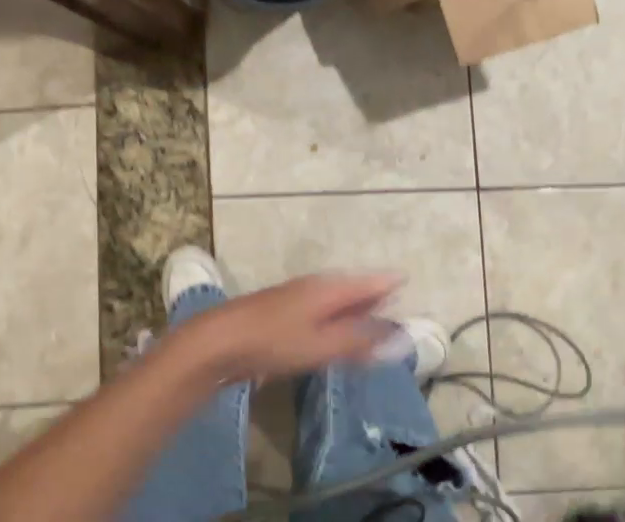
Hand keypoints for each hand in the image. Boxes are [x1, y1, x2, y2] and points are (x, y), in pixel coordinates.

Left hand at [171, 273, 404, 382]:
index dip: (386, 282)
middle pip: (349, 287)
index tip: (405, 279)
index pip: (365, 281)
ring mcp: (293, 298)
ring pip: (331, 298)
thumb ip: (359, 341)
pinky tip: (331, 329)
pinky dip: (333, 315)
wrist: (218, 342)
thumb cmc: (273, 341)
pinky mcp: (278, 314)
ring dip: (351, 305)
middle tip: (393, 298)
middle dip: (371, 292)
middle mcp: (312, 286)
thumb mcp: (321, 344)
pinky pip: (317, 309)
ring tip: (369, 314)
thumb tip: (399, 336)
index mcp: (326, 288)